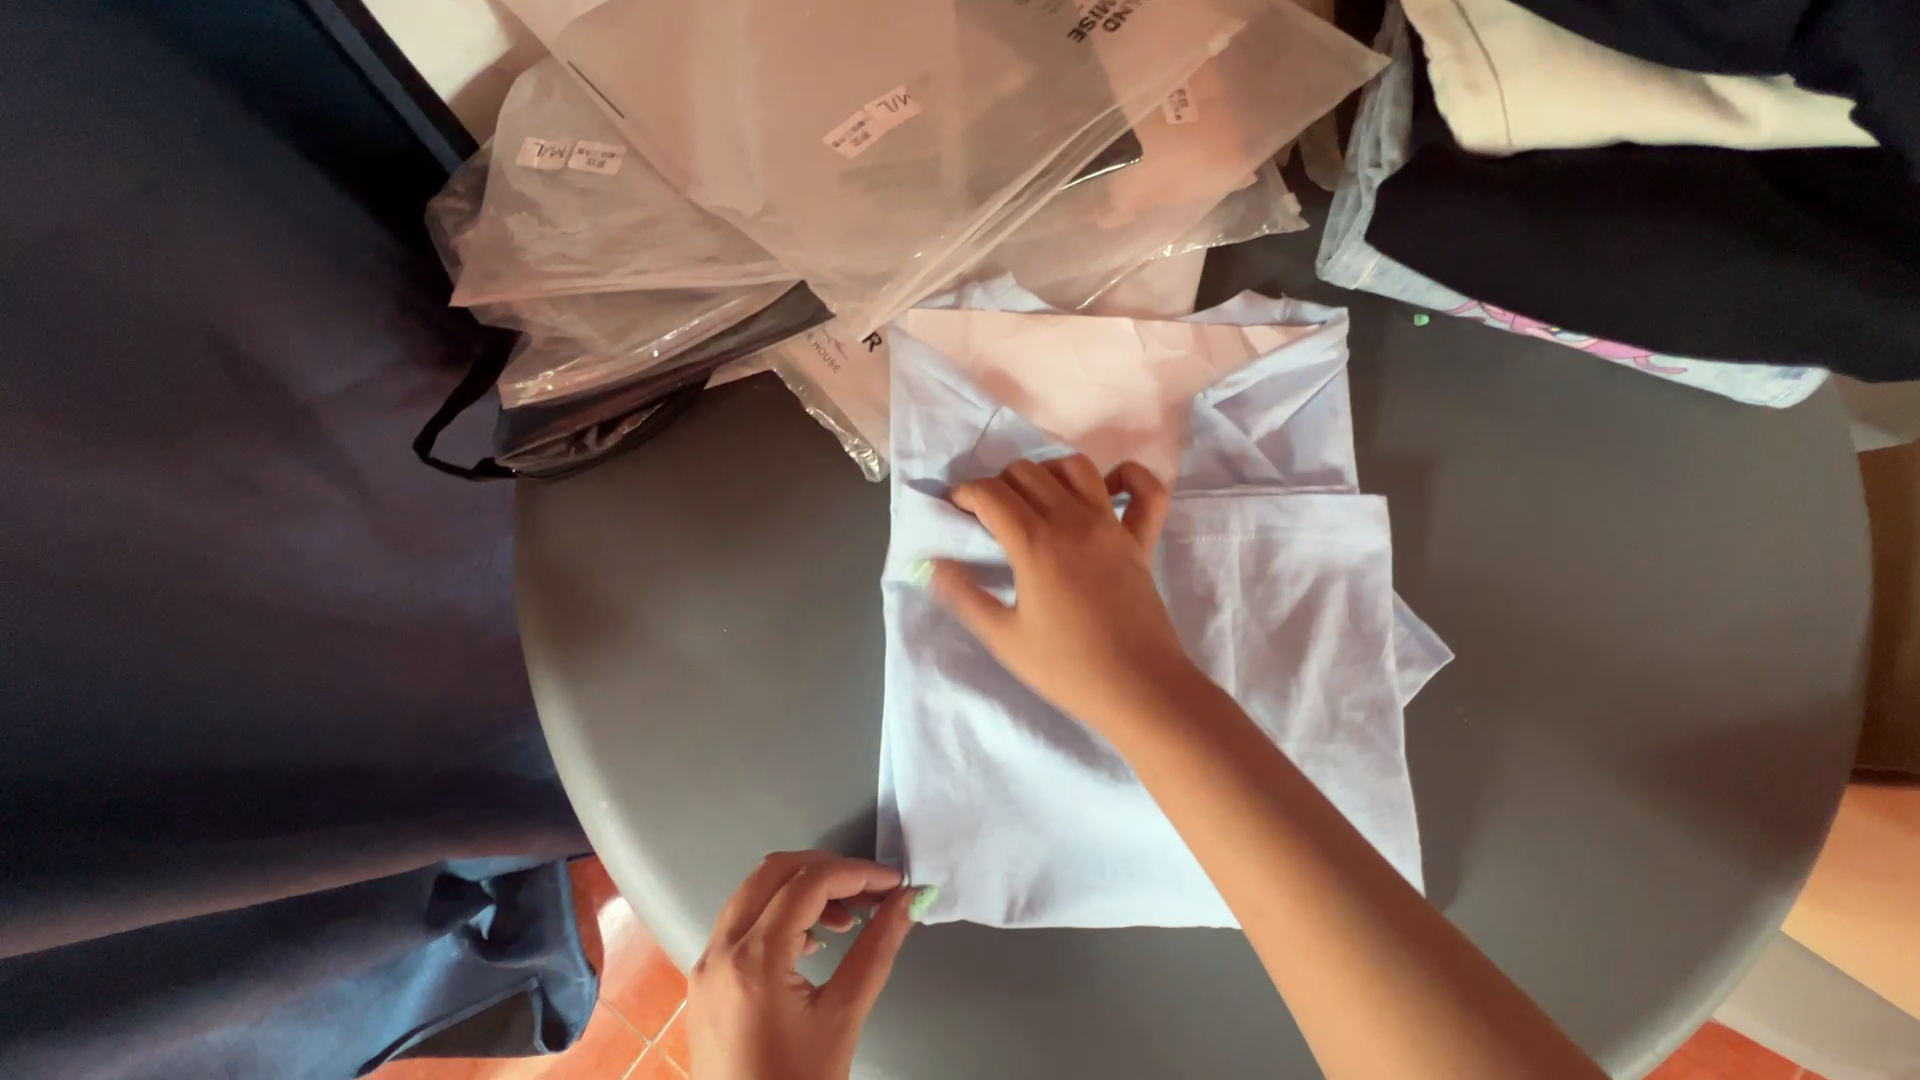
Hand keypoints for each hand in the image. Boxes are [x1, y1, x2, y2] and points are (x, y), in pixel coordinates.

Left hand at [687, 852, 924, 1079]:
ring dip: (804, 888)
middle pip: (774, 872)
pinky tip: (815, 939)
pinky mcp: (705, 979)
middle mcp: (719, 951)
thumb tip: (908, 901)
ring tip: (850, 915)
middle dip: (828, 870)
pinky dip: (781, 912)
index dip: (856, 873)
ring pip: (755, 891)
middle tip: (870, 889)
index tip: (893, 882)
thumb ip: (878, 949)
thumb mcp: (844, 1018)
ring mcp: (706, 964)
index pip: (808, 884)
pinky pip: (743, 921)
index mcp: (752, 960)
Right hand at [930, 454, 1199, 731]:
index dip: (965, 494)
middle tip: (990, 516)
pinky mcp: (1142, 540)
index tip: (957, 512)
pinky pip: (1146, 489)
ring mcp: (1111, 526)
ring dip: (1048, 472)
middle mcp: (1073, 521)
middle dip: (999, 484)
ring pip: (1076, 467)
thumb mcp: (1003, 638)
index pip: (990, 492)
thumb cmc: (1066, 668)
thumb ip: (963, 595)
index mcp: (1035, 543)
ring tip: (1036, 501)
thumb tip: (932, 563)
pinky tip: (1107, 492)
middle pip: (1027, 471)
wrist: (1138, 688)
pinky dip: (1127, 477)